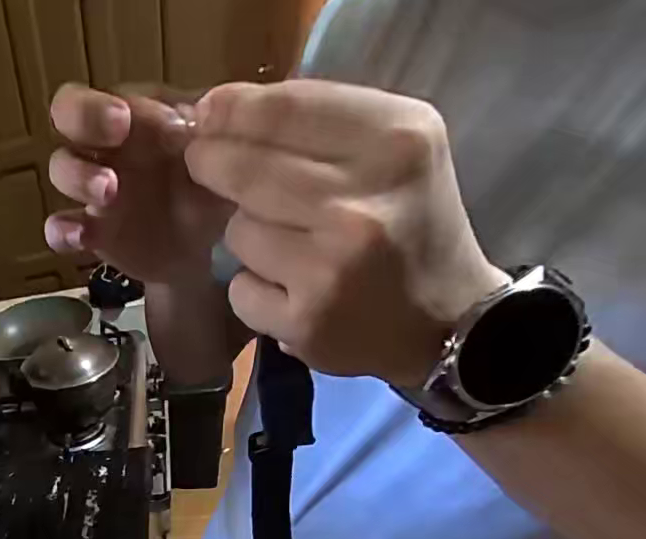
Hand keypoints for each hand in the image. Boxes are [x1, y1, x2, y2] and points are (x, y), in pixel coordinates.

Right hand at [46, 84, 232, 285]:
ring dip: (78, 177)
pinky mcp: (91, 232)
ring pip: (62, 169)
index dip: (102, 106)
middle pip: (67, 115)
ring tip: (109, 193)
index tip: (124, 121)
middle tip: (113, 139)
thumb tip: (203, 120)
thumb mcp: (216, 157)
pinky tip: (81, 237)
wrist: (202, 246)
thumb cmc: (206, 187)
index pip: (100, 96)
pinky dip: (63, 232)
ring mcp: (93, 190)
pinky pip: (59, 229)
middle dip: (82, 122)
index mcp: (132, 117)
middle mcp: (104, 146)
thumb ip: (209, 135)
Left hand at [184, 80, 509, 388]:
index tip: (207, 115)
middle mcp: (360, 205)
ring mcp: (329, 269)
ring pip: (239, 231)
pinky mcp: (305, 321)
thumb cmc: (413, 229)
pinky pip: (240, 290)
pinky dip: (253, 291)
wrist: (442, 322)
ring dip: (248, 237)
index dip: (233, 111)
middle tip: (203, 164)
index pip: (288, 111)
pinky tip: (285, 293)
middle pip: (247, 171)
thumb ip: (327, 124)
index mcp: (395, 144)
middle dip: (214, 165)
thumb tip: (231, 116)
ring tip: (283, 247)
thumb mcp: (398, 150)